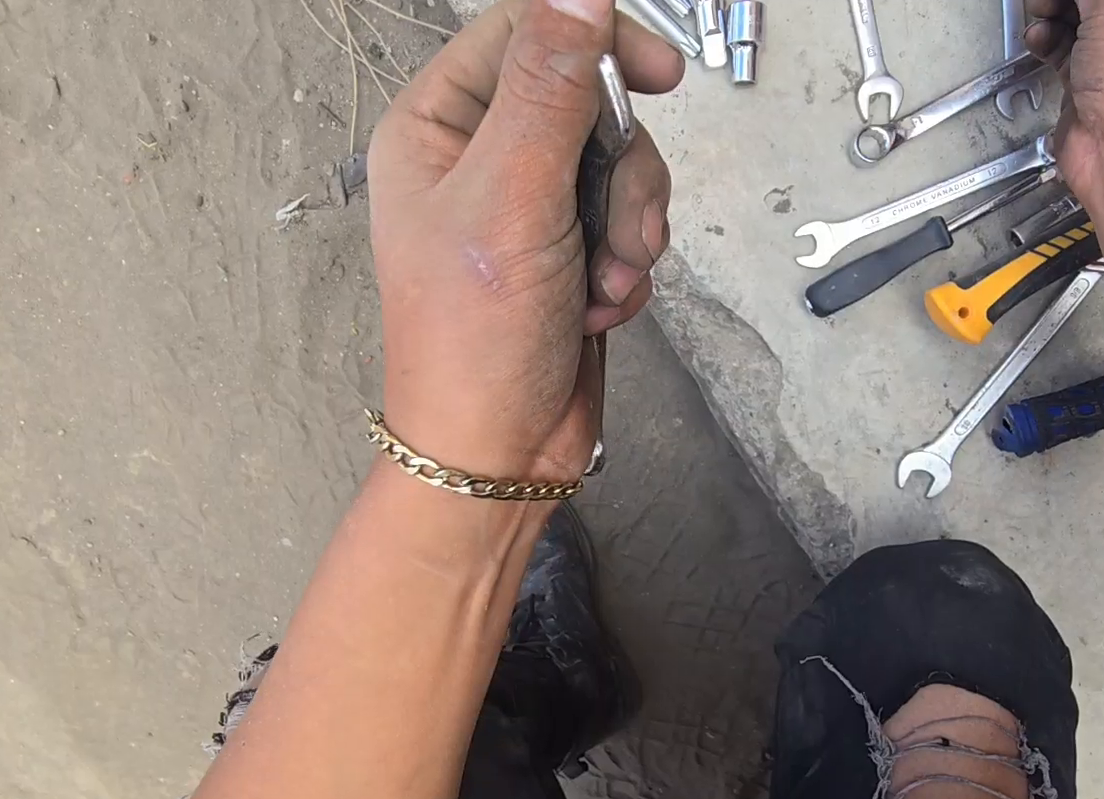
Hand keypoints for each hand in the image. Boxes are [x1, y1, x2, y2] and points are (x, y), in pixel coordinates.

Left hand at [368, 0, 682, 483]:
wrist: (499, 451)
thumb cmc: (477, 338)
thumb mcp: (510, 200)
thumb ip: (549, 89)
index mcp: (441, 129)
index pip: (528, 37)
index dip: (597, 44)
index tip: (662, 77)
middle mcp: (486, 165)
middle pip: (590, 110)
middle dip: (623, 176)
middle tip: (617, 235)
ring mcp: (532, 217)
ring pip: (619, 176)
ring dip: (630, 231)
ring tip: (606, 284)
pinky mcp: (570, 261)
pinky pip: (625, 232)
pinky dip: (626, 271)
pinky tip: (601, 308)